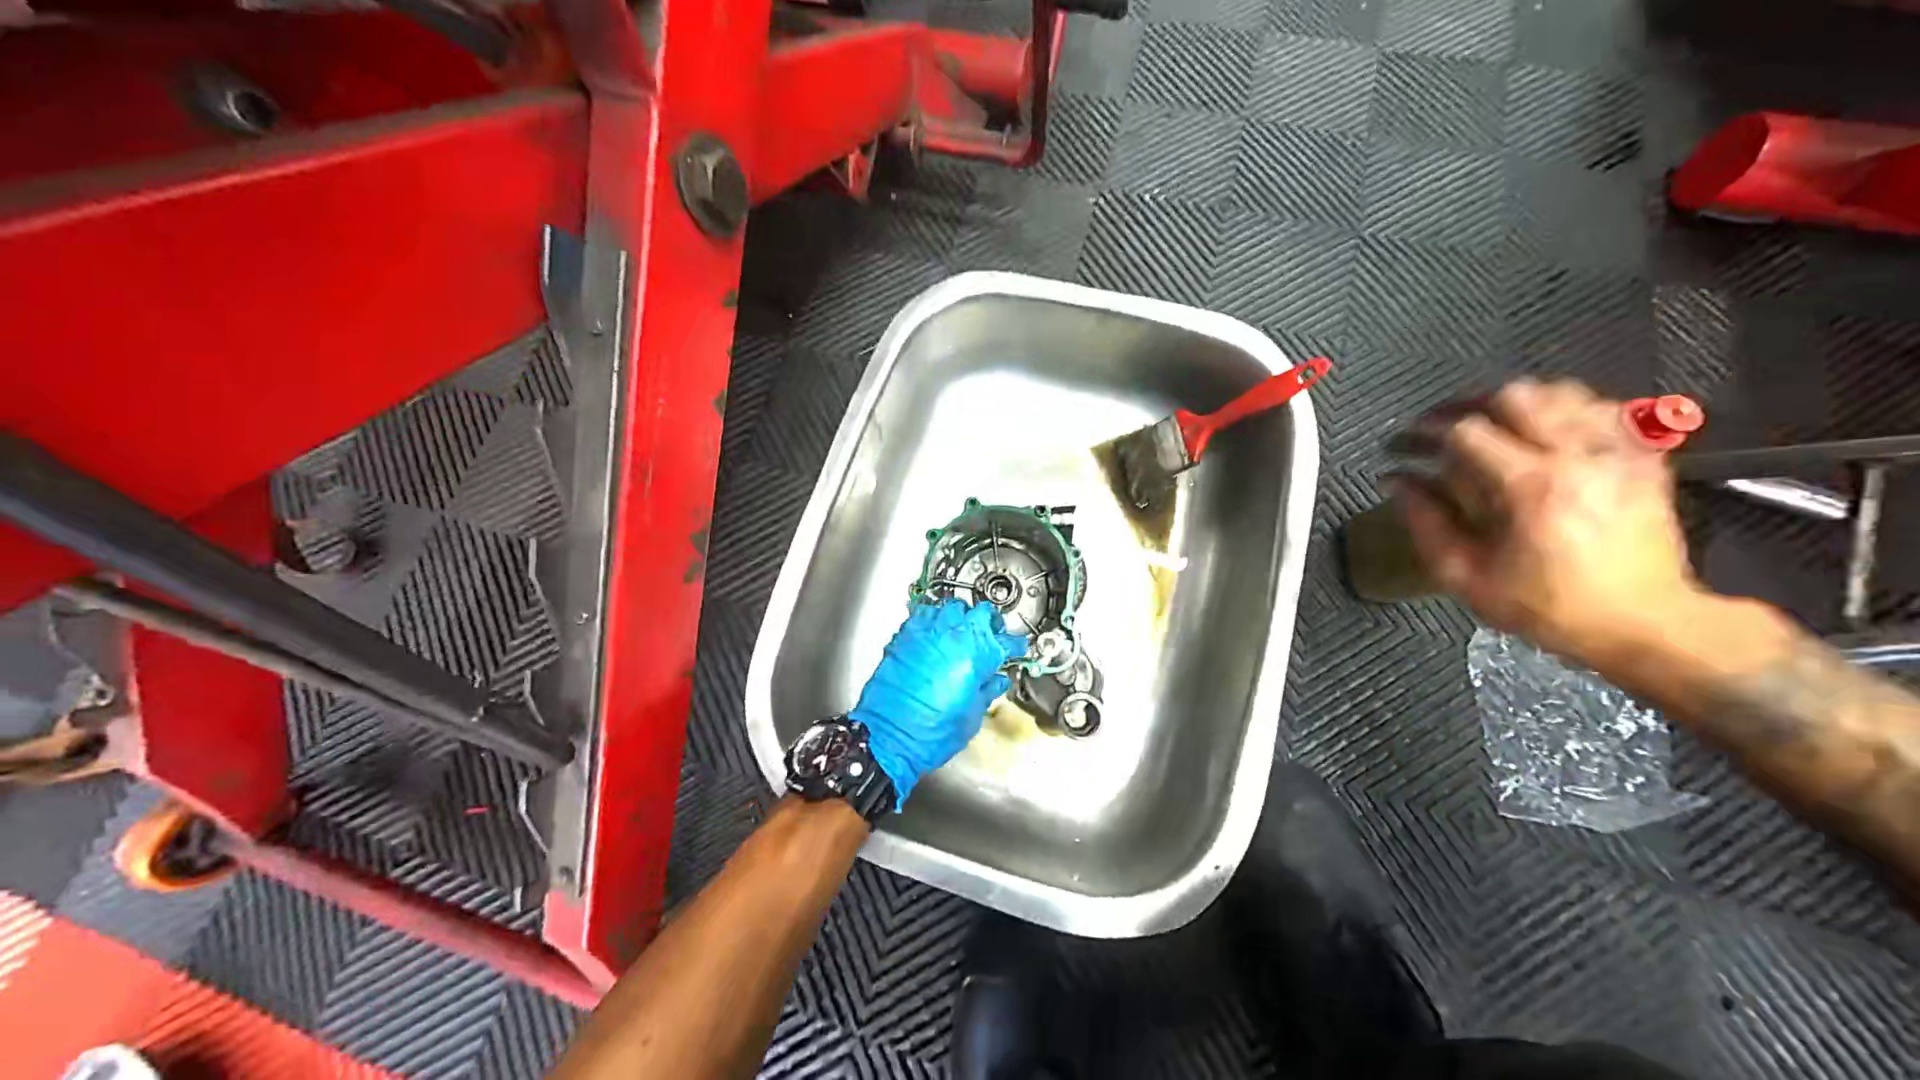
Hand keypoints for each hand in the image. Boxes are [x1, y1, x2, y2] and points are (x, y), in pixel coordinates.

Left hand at [850, 597, 1027, 808]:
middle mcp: (953, 635)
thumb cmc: (929, 733)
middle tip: (991, 635)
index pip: (1006, 640)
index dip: (1014, 644)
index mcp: (978, 653)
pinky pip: (924, 615)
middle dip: (989, 622)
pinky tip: (936, 634)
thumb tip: (995, 681)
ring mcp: (927, 631)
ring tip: (963, 631)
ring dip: (961, 617)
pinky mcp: (904, 635)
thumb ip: (986, 691)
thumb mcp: (971, 716)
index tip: (1015, 648)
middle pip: (980, 612)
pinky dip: (934, 620)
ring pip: (952, 607)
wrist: (888, 737)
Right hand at [1396, 379, 1704, 662]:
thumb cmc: (1545, 606)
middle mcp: (1578, 456)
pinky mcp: (1644, 459)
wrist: (1644, 623)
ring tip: (1493, 426)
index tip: (1404, 443)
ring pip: (1562, 393)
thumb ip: (1425, 521)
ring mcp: (1618, 452)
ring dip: (1518, 404)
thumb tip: (1396, 480)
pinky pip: (1605, 409)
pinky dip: (1569, 410)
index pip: (1467, 431)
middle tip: (1444, 428)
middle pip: (1516, 396)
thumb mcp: (1465, 575)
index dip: (1426, 431)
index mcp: (1530, 486)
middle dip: (1468, 406)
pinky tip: (1547, 432)